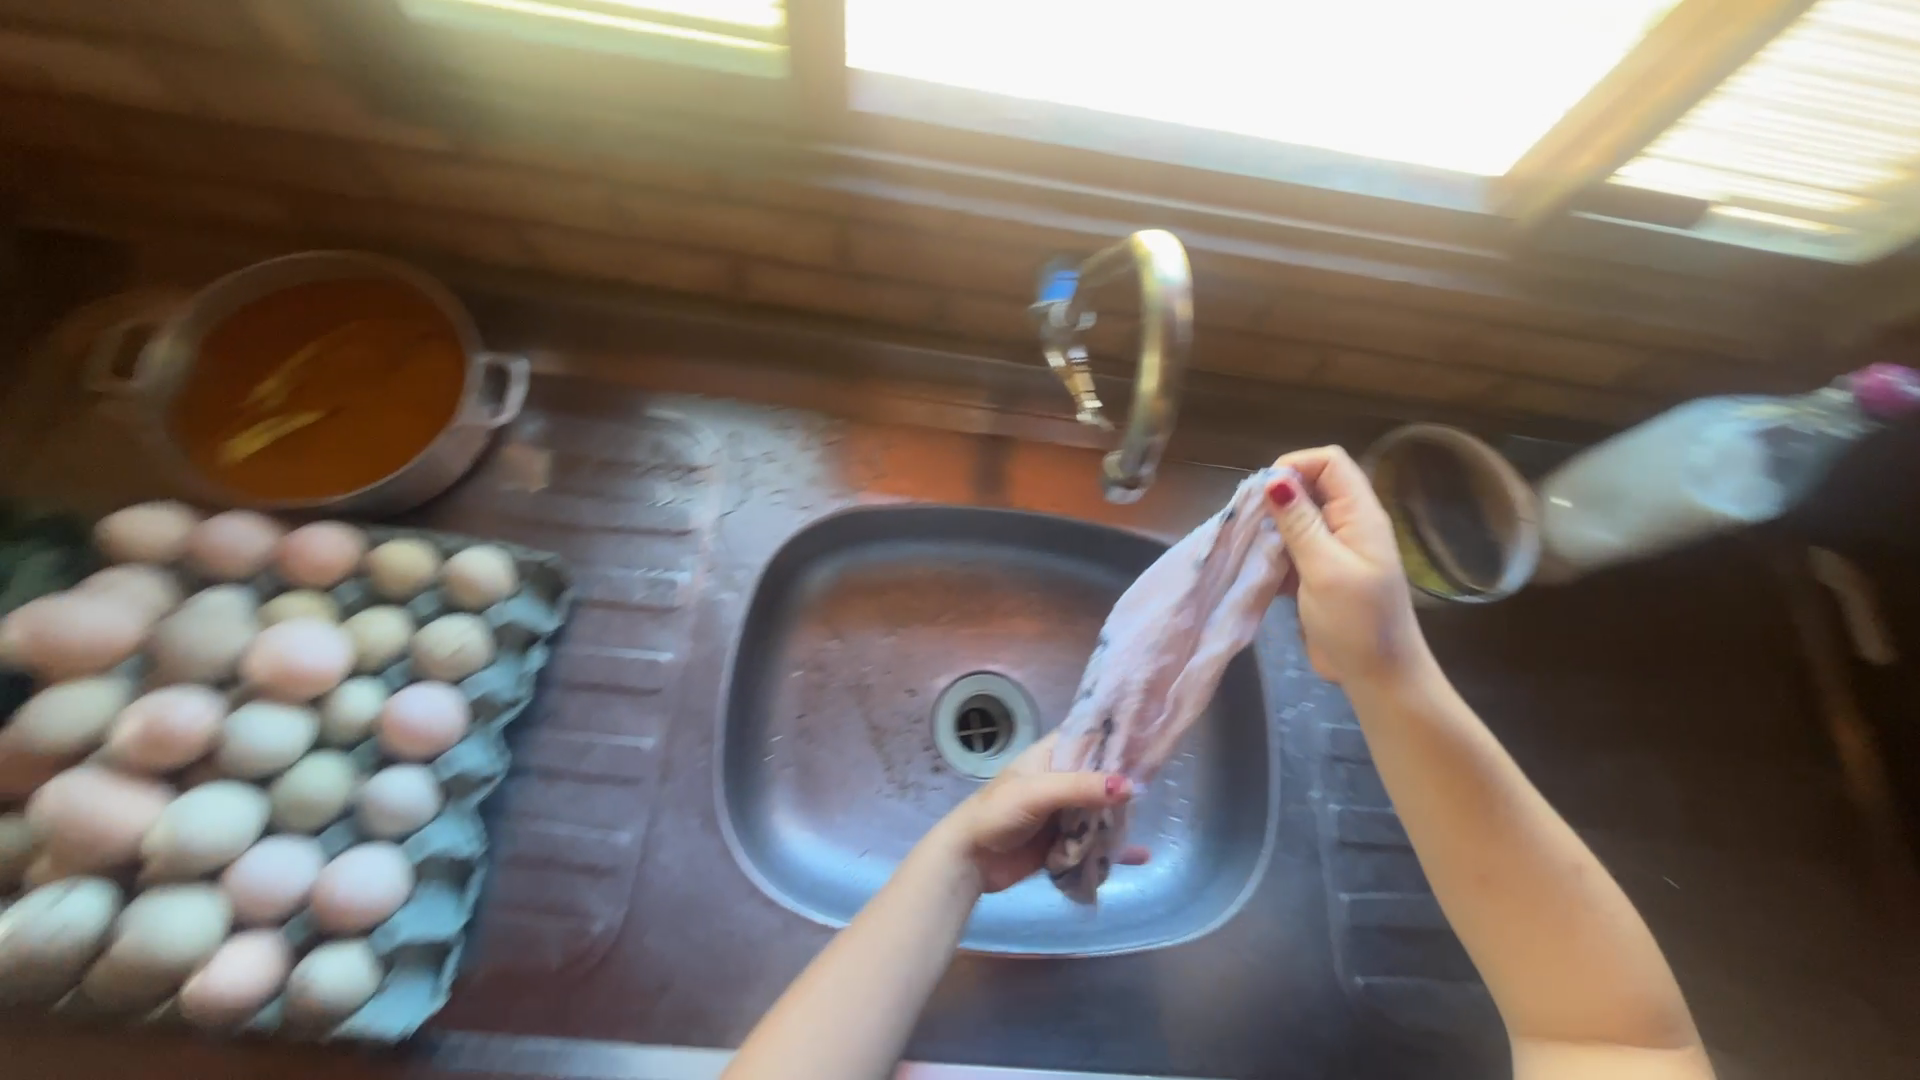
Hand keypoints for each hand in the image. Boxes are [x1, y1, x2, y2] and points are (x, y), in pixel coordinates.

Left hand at [927, 735, 1144, 893]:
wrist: (969, 860)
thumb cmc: (997, 814)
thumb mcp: (1038, 792)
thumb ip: (1081, 788)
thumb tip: (1129, 786)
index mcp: (1050, 756)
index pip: (1090, 738)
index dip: (1118, 739)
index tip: (1151, 741)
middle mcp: (1060, 780)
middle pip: (1101, 777)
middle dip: (1123, 785)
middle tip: (1156, 789)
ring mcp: (1063, 812)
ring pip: (1100, 811)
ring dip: (1117, 819)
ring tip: (1140, 823)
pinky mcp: (1063, 842)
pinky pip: (1095, 842)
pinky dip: (1113, 849)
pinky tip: (1140, 855)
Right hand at [1264, 446, 1430, 687]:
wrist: (1378, 676)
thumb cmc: (1357, 622)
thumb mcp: (1325, 569)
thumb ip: (1300, 523)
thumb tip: (1273, 479)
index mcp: (1360, 515)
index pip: (1329, 462)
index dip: (1294, 466)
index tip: (1264, 496)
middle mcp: (1347, 524)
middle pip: (1309, 487)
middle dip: (1275, 498)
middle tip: (1249, 525)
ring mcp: (1333, 549)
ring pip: (1295, 518)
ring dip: (1270, 528)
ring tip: (1249, 549)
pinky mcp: (1318, 573)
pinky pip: (1291, 548)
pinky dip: (1272, 553)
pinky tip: (1257, 569)